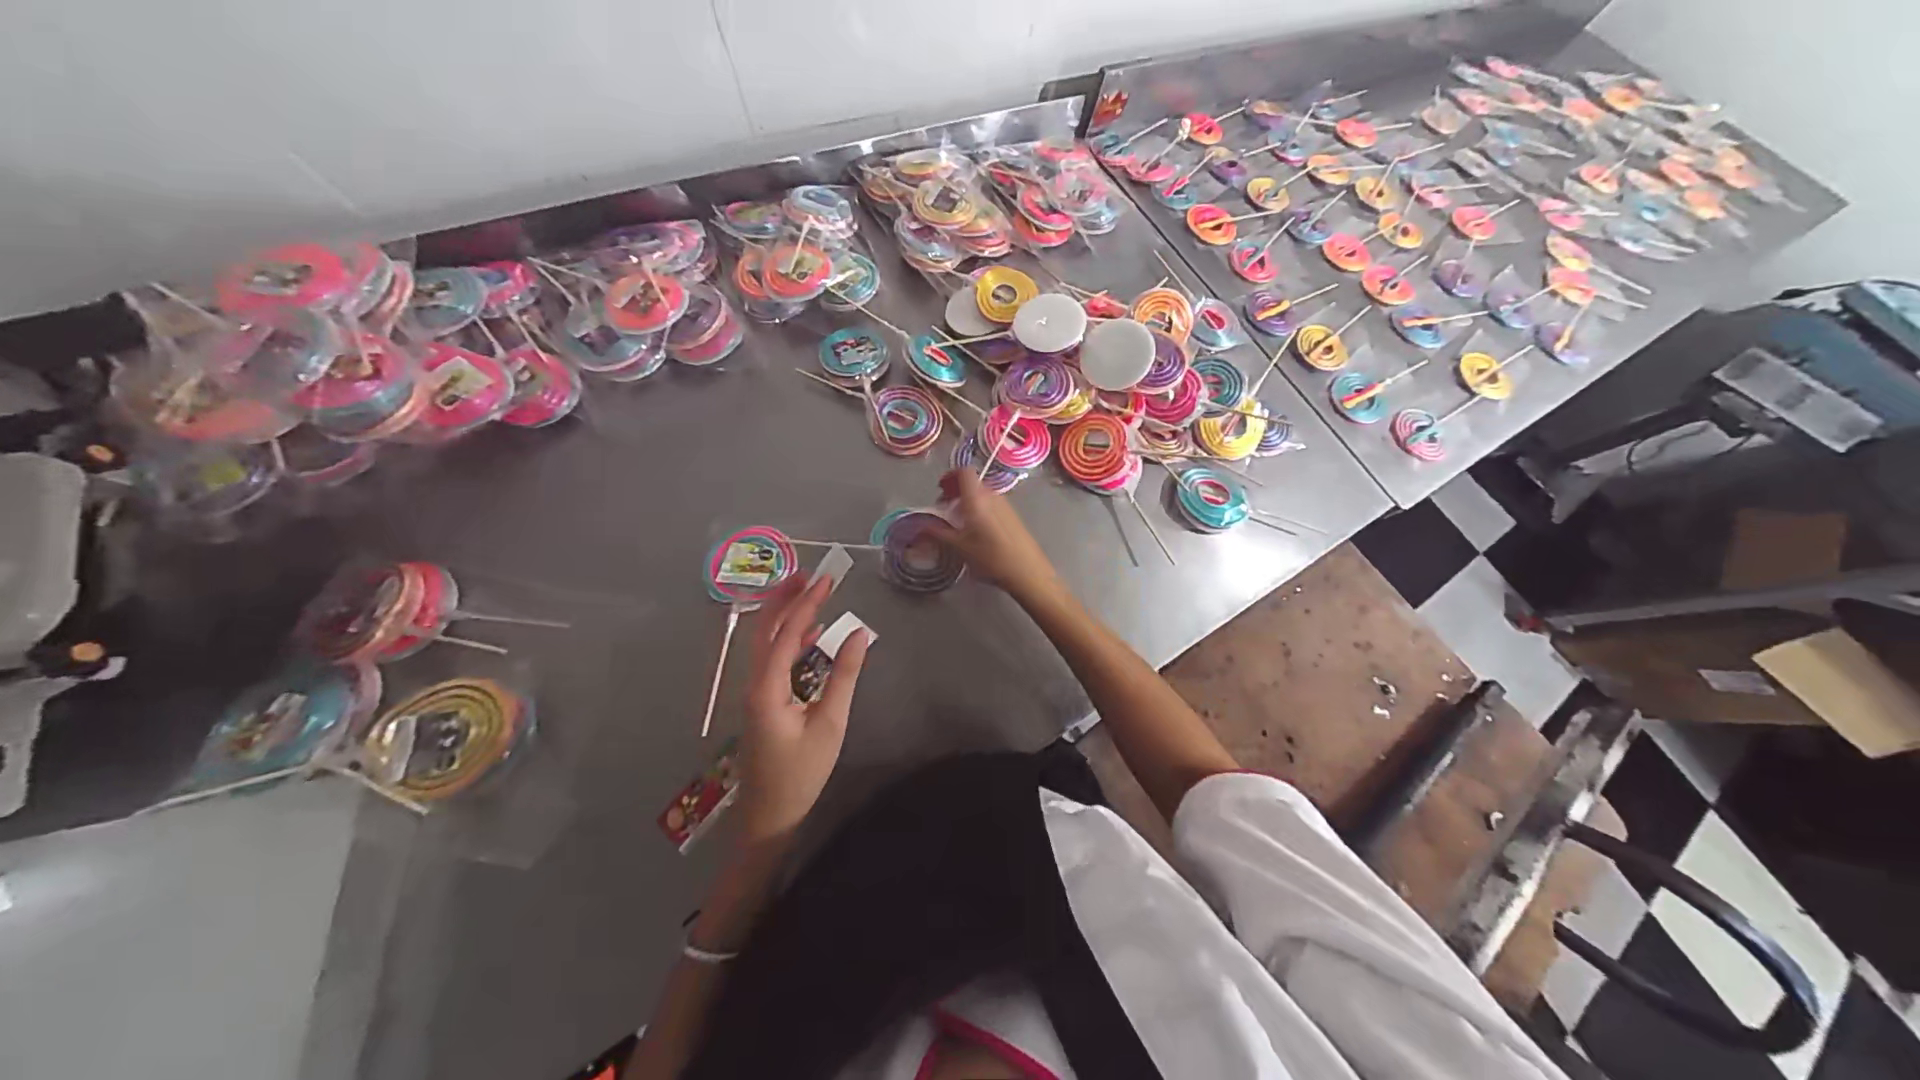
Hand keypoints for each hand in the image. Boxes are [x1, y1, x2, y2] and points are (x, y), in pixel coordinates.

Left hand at [736, 574, 869, 846]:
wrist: (770, 816)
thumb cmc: (801, 774)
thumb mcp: (830, 724)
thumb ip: (843, 676)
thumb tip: (859, 634)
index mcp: (766, 688)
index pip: (784, 634)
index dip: (805, 604)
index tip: (826, 580)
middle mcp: (754, 684)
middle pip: (766, 631)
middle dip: (786, 600)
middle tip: (810, 575)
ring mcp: (755, 694)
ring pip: (767, 645)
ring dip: (787, 617)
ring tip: (810, 593)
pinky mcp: (762, 703)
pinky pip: (773, 661)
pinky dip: (790, 642)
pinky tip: (810, 635)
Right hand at [930, 468, 1063, 604]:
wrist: (1027, 571)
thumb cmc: (990, 557)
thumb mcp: (959, 547)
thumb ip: (938, 533)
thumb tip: (921, 526)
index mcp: (977, 498)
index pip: (964, 472)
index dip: (950, 476)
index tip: (941, 490)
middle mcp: (992, 496)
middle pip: (972, 483)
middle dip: (956, 492)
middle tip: (945, 509)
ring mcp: (1006, 505)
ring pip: (983, 494)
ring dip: (968, 502)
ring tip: (960, 522)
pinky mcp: (1014, 516)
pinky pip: (992, 504)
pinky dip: (981, 509)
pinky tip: (978, 531)